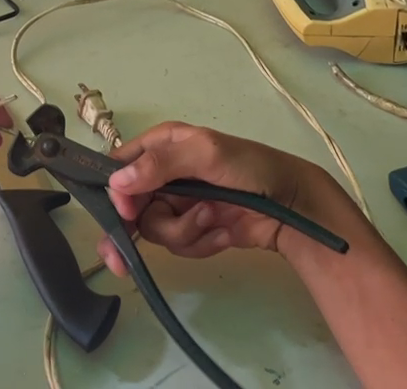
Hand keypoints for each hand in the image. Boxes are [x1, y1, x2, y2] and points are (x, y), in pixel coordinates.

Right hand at [94, 122, 349, 275]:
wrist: (290, 205)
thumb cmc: (248, 166)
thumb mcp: (205, 155)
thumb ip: (160, 165)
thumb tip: (116, 182)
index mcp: (161, 145)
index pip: (121, 167)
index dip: (116, 192)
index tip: (124, 213)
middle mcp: (164, 174)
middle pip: (130, 206)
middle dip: (130, 231)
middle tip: (119, 261)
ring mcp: (179, 203)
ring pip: (155, 230)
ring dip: (184, 232)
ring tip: (212, 220)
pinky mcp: (195, 230)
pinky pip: (180, 246)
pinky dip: (201, 244)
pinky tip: (223, 234)